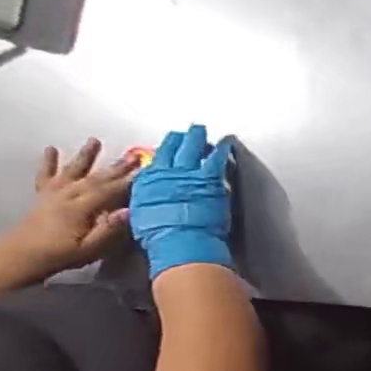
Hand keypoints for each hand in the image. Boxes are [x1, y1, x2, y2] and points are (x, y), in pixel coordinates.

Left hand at [4, 138, 138, 270]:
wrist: (18, 257)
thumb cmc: (59, 255)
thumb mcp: (89, 248)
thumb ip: (108, 229)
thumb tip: (128, 211)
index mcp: (80, 208)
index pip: (109, 190)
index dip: (128, 181)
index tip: (145, 172)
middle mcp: (67, 195)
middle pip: (96, 178)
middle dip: (116, 167)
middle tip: (134, 155)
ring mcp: (53, 194)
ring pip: (72, 171)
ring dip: (85, 156)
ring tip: (94, 140)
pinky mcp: (43, 196)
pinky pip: (46, 176)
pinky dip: (48, 162)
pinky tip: (50, 150)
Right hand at [130, 124, 234, 278]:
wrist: (181, 240)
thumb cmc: (161, 235)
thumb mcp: (142, 212)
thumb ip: (148, 195)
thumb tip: (150, 189)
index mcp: (150, 179)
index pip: (159, 155)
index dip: (168, 146)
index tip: (173, 139)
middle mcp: (169, 171)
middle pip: (178, 147)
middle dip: (185, 137)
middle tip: (192, 130)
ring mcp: (190, 173)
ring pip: (196, 148)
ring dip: (201, 138)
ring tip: (204, 132)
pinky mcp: (210, 178)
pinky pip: (217, 158)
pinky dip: (222, 149)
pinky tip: (227, 143)